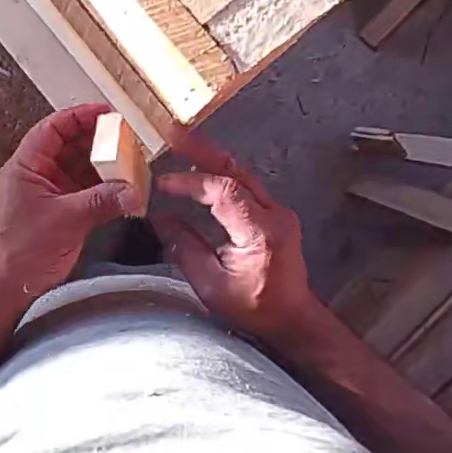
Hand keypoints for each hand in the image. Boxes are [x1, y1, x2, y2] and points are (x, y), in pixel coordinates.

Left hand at [0, 104, 142, 295]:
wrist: (14, 285)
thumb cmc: (24, 251)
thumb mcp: (66, 220)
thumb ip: (102, 201)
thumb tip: (133, 190)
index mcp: (26, 167)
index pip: (52, 129)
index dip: (79, 117)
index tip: (107, 113)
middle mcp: (37, 175)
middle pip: (69, 144)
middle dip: (98, 140)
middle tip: (127, 137)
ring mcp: (49, 192)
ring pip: (80, 166)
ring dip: (104, 163)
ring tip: (131, 159)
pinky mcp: (62, 210)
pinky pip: (86, 189)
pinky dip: (105, 186)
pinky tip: (125, 185)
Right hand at [151, 129, 321, 342]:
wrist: (291, 318)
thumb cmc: (253, 307)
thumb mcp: (210, 284)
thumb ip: (185, 247)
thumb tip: (160, 219)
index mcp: (261, 232)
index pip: (224, 191)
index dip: (191, 182)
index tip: (163, 182)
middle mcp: (274, 215)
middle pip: (236, 171)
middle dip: (203, 150)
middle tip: (174, 133)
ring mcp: (277, 213)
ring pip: (241, 174)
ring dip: (210, 158)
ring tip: (182, 144)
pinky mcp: (272, 216)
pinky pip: (244, 186)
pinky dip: (219, 174)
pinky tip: (200, 169)